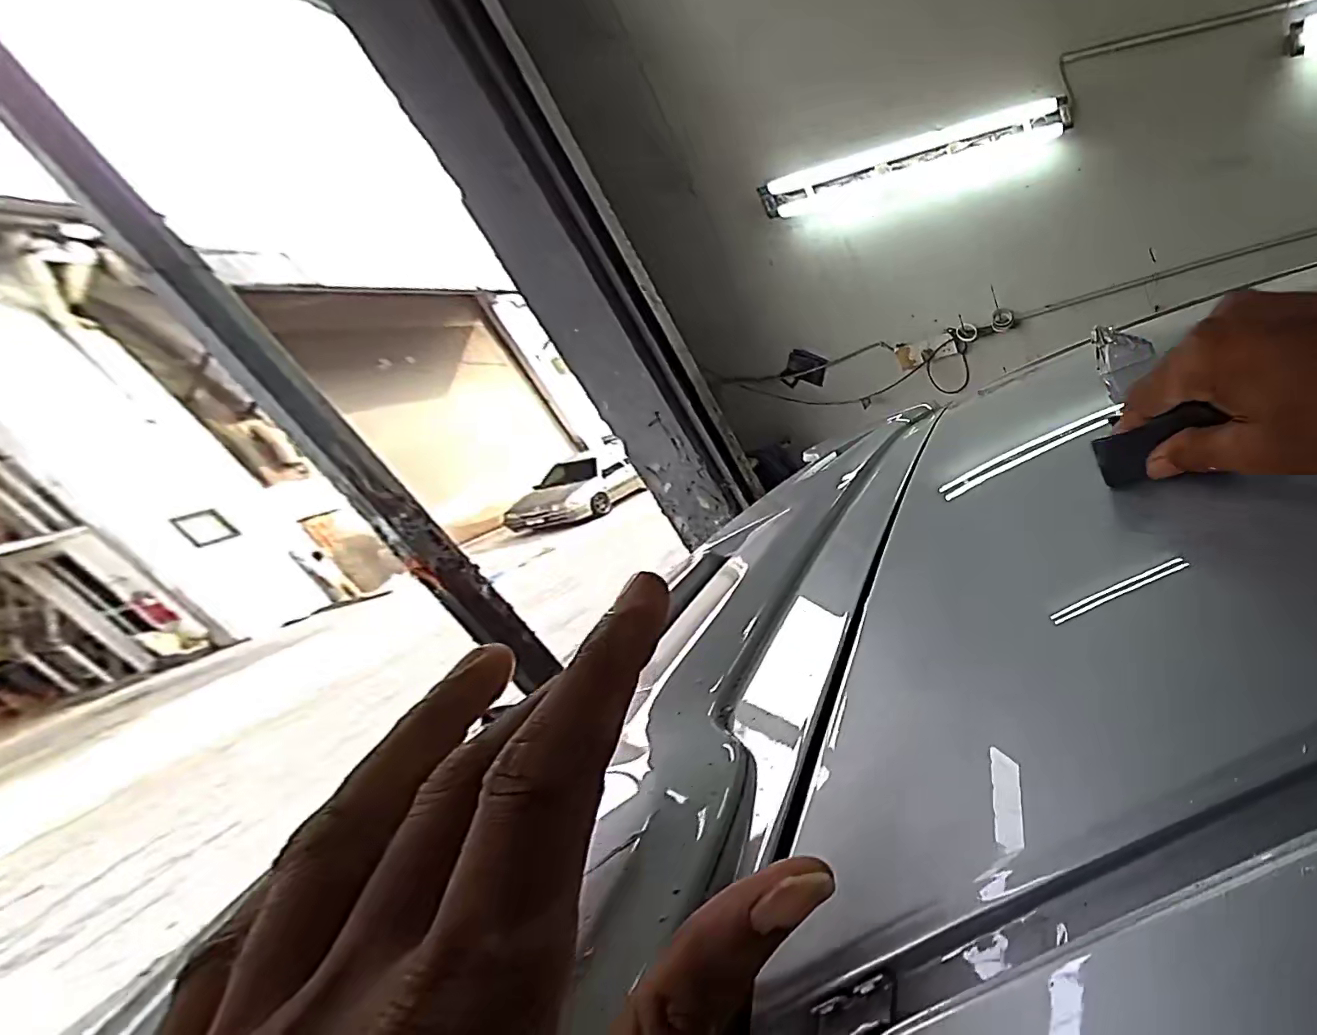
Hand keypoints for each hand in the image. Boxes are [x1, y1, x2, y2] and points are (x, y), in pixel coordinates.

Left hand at [161, 573, 833, 1034]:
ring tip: (478, 674)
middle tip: (595, 640)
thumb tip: (795, 884)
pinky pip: (243, 936)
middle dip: (545, 691)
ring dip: (425, 734)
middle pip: (465, 782)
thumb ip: (702, 990)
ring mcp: (268, 1029)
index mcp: (476, 980)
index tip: (639, 602)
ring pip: (348, 830)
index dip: (603, 667)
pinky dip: (315, 855)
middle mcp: (362, 982)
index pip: (549, 768)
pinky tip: (343, 827)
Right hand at [1116, 289, 1316, 477]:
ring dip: (1210, 392)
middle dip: (1177, 413)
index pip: (1144, 397)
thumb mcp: (1262, 449)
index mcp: (1203, 355)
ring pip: (1208, 357)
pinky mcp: (1284, 303)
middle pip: (1175, 374)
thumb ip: (1198, 452)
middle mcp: (1219, 320)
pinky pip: (1238, 342)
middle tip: (1195, 452)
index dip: (1135, 431)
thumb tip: (1159, 458)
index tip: (1135, 455)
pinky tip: (1270, 396)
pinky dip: (1237, 372)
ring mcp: (1254, 306)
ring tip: (1243, 427)